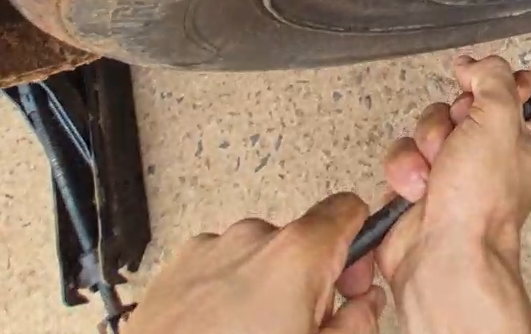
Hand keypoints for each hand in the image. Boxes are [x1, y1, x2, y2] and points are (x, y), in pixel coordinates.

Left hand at [124, 192, 385, 333]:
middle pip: (303, 241)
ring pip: (257, 258)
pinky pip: (215, 270)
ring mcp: (207, 252)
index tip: (347, 286)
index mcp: (298, 252)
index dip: (358, 247)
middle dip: (307, 279)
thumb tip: (361, 302)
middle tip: (294, 330)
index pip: (349, 209)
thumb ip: (359, 322)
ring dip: (262, 289)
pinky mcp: (169, 275)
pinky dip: (222, 295)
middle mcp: (253, 237)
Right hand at [374, 54, 530, 332]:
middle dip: (455, 116)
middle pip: (470, 100)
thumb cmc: (482, 201)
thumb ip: (493, 77)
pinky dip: (406, 169)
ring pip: (434, 123)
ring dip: (428, 144)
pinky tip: (417, 190)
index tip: (487, 84)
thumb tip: (476, 63)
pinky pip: (406, 153)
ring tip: (437, 170)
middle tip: (461, 135)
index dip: (503, 80)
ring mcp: (460, 167)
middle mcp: (498, 150)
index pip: (526, 87)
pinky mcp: (424, 184)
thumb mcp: (500, 116)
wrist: (443, 258)